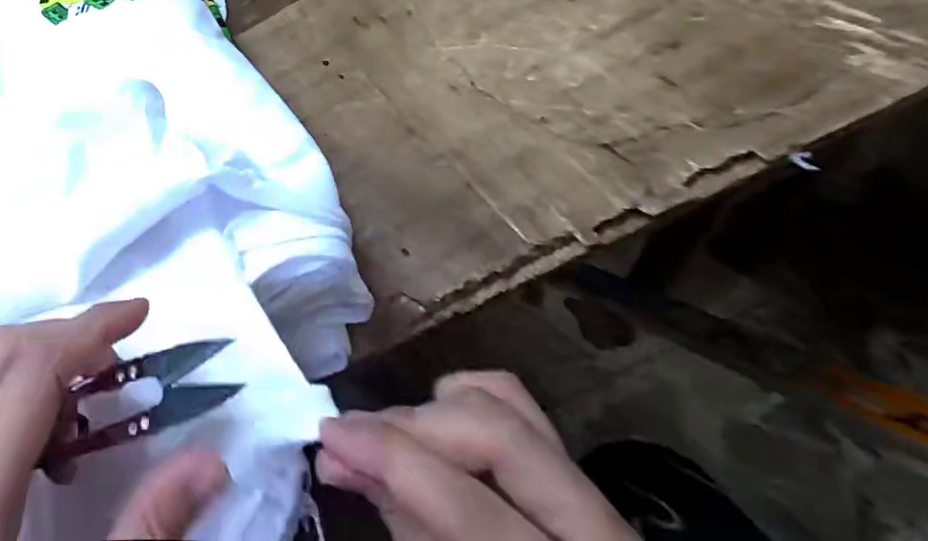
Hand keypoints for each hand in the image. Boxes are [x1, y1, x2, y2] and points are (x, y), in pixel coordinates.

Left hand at [0, 299, 231, 540]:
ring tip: (105, 393)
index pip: (28, 371)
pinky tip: (64, 448)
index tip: (143, 313)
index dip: (88, 331)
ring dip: (46, 367)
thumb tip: (211, 461)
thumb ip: (149, 531)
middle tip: (129, 344)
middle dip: (68, 335)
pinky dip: (25, 405)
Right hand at [317, 371, 638, 540]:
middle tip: (353, 434)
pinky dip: (464, 401)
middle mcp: (598, 535)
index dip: (387, 455)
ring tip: (391, 439)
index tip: (328, 435)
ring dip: (431, 409)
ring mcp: (599, 502)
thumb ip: (401, 524)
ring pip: (507, 402)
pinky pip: (520, 408)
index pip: (464, 500)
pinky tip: (433, 430)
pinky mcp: (580, 481)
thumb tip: (340, 458)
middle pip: (494, 428)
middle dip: (408, 420)